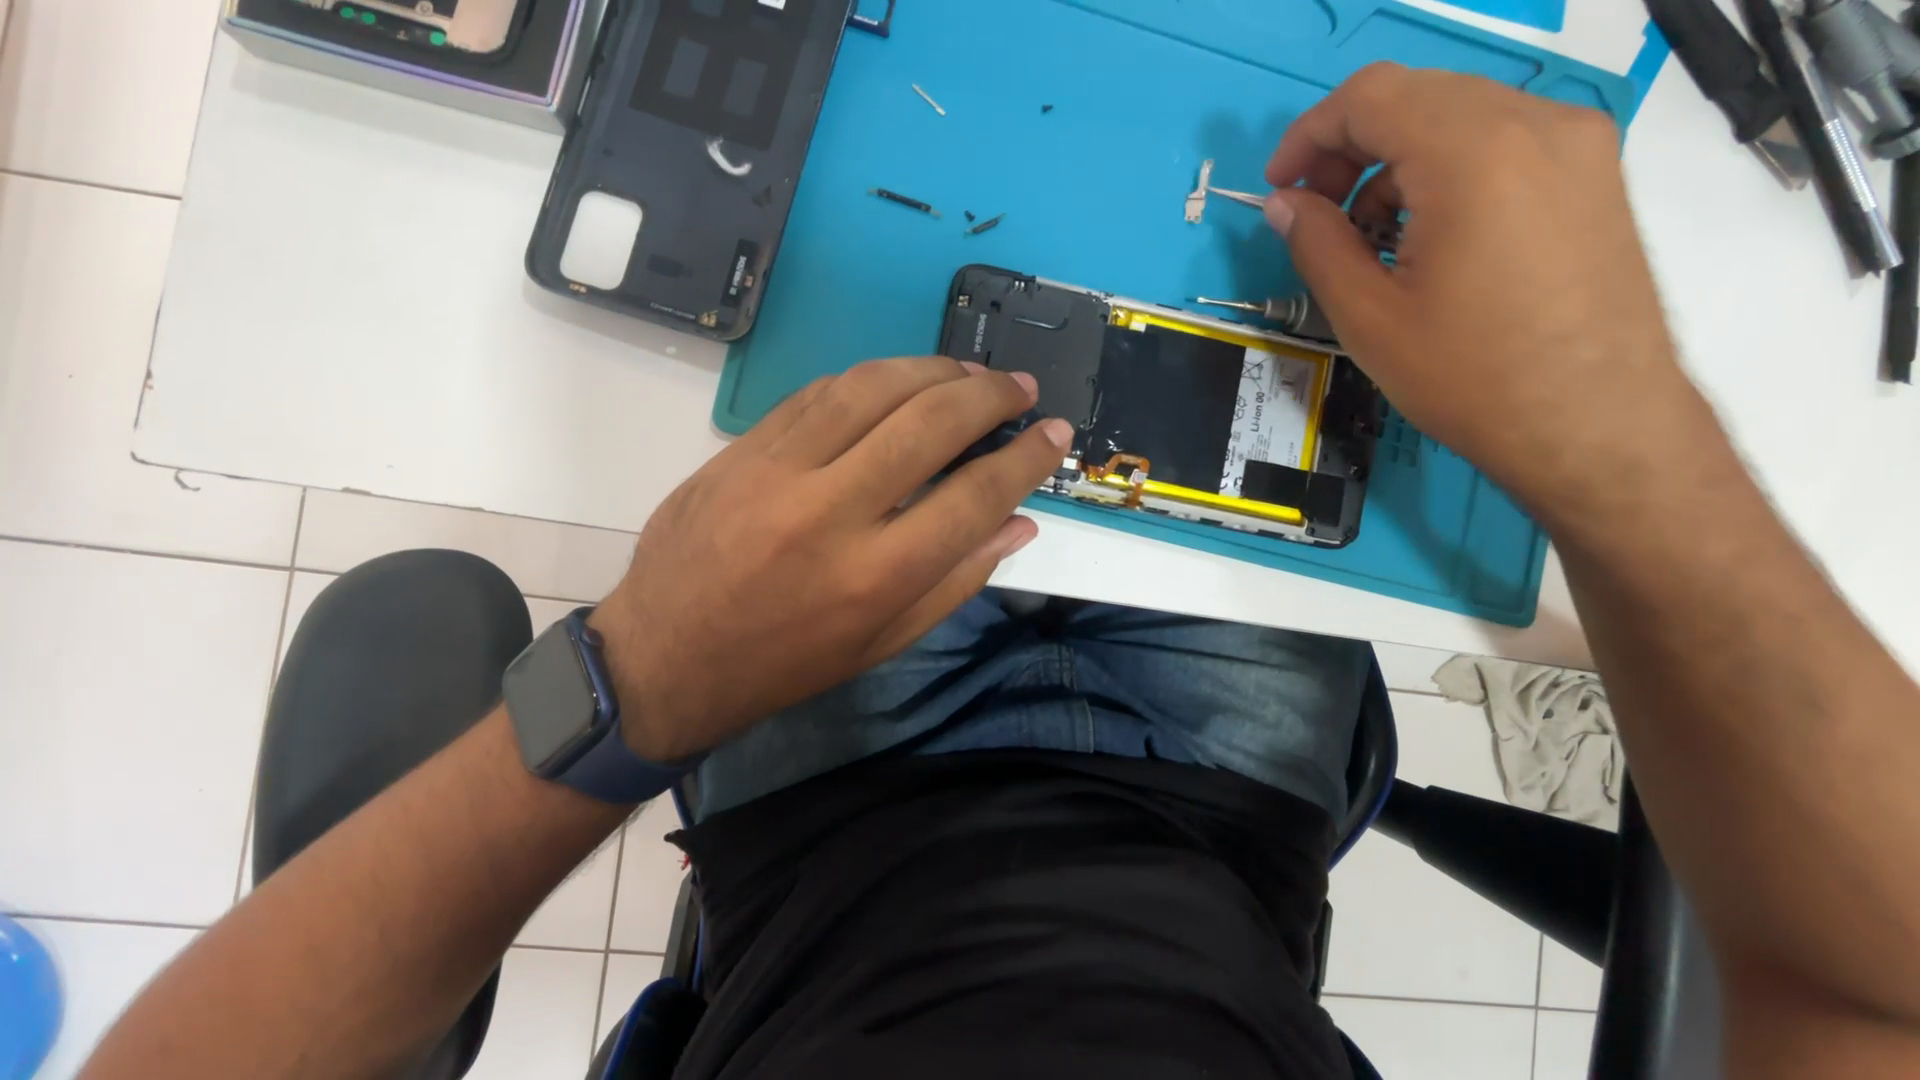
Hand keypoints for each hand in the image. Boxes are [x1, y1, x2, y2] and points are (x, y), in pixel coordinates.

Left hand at [590, 357, 1072, 762]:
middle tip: (1019, 388)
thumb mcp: (881, 643)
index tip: (1054, 434)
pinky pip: (816, 394)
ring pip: (871, 388)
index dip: (1025, 459)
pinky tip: (895, 383)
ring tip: (967, 373)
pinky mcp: (742, 451)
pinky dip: (867, 381)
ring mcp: (778, 471)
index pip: (973, 496)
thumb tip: (1018, 522)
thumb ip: (955, 581)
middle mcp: (830, 512)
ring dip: (932, 369)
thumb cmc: (784, 665)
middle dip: (988, 396)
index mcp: (875, 575)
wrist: (664, 659)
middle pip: (929, 424)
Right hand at [1264, 64, 1715, 524]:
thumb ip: (1316, 244)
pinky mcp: (1595, 175)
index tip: (1280, 189)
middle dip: (1350, 147)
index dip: (1308, 134)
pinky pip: (1503, 143)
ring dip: (1398, 162)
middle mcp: (1536, 123)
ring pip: (1461, 116)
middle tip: (1316, 213)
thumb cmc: (1471, 377)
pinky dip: (1448, 172)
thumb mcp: (1367, 317)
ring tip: (1372, 239)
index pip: (1371, 96)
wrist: (1597, 426)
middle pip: (1417, 96)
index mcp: (1473, 152)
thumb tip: (1283, 203)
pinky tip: (1430, 239)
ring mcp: (1578, 145)